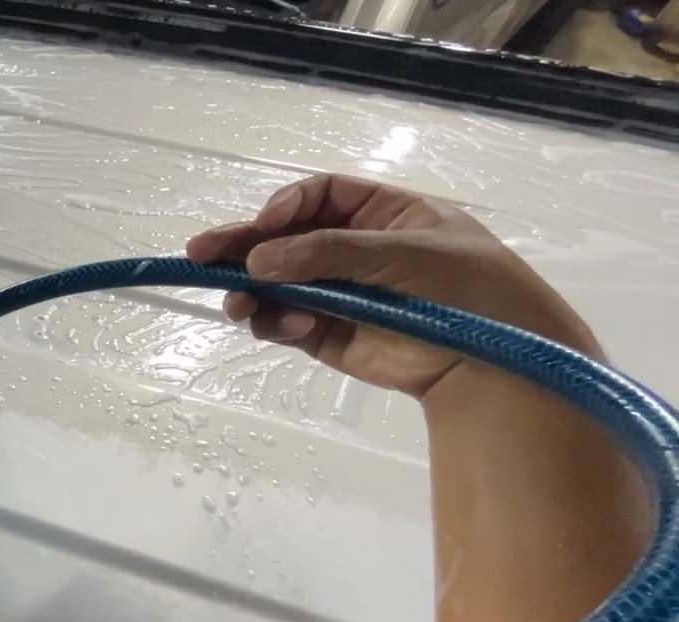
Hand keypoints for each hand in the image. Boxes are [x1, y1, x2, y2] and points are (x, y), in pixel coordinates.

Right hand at [186, 174, 598, 398]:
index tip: (261, 226)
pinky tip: (298, 328)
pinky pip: (278, 320)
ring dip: (249, 293)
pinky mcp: (316, 331)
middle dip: (239, 248)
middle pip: (280, 240)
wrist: (485, 363)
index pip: (319, 198)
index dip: (285, 207)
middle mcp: (347, 250)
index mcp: (381, 216)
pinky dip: (276, 323)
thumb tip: (254, 260)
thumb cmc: (463, 290)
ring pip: (269, 284)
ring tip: (240, 308)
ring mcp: (328, 292)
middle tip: (197, 255)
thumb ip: (327, 253)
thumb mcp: (403, 254)